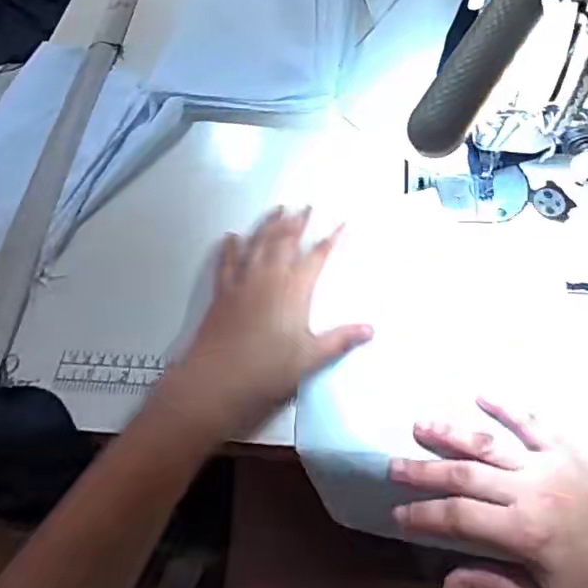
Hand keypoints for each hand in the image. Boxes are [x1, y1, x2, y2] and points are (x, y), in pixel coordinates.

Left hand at [149, 208, 372, 444]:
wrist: (217, 380)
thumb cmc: (268, 371)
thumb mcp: (309, 359)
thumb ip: (339, 341)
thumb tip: (369, 329)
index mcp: (294, 290)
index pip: (317, 257)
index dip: (331, 239)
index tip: (342, 223)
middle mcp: (268, 277)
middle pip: (284, 241)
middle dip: (296, 222)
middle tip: (305, 207)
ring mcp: (243, 281)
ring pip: (256, 243)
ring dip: (268, 225)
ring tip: (277, 209)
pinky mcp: (222, 291)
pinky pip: (227, 262)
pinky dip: (231, 247)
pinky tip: (232, 236)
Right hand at [390, 398, 587, 587]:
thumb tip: (447, 583)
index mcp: (525, 532)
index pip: (458, 517)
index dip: (424, 515)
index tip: (398, 513)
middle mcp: (531, 491)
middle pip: (464, 473)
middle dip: (423, 469)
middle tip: (393, 466)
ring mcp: (550, 466)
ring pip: (489, 442)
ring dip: (451, 431)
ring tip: (420, 423)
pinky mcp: (570, 454)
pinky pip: (533, 423)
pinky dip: (507, 407)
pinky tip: (482, 393)